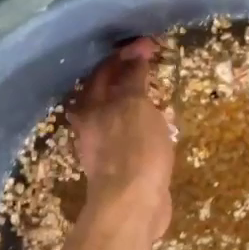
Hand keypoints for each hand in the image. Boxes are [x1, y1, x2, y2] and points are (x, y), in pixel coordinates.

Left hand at [69, 38, 173, 241]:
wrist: (133, 205)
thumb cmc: (135, 150)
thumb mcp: (136, 106)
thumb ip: (135, 78)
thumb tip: (136, 53)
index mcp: (89, 106)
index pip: (105, 69)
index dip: (126, 54)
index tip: (151, 44)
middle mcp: (91, 124)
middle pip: (107, 93)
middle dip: (128, 79)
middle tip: (153, 68)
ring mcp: (104, 148)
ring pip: (118, 116)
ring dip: (136, 105)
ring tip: (159, 97)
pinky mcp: (120, 168)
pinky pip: (130, 138)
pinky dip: (143, 128)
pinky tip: (159, 129)